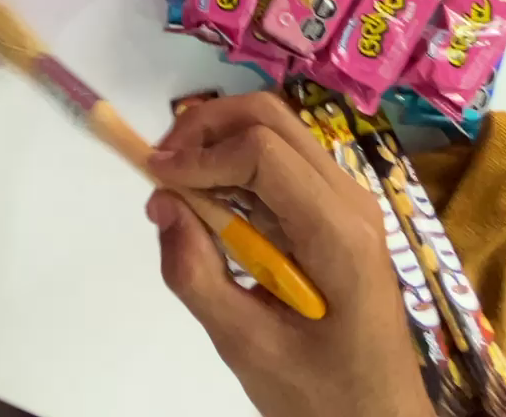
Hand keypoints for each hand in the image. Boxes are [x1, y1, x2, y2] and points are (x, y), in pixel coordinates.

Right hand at [147, 92, 430, 416]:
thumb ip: (196, 275)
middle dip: (204, 127)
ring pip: (272, 126)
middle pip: (268, 117)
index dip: (201, 155)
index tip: (156, 179)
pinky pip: (277, 155)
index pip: (263, 152)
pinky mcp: (333, 206)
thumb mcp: (248, 347)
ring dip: (216, 138)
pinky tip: (210, 198)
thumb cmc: (322, 396)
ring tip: (179, 181)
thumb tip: (160, 203)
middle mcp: (350, 199)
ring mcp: (346, 198)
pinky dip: (232, 158)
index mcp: (340, 235)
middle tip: (162, 166)